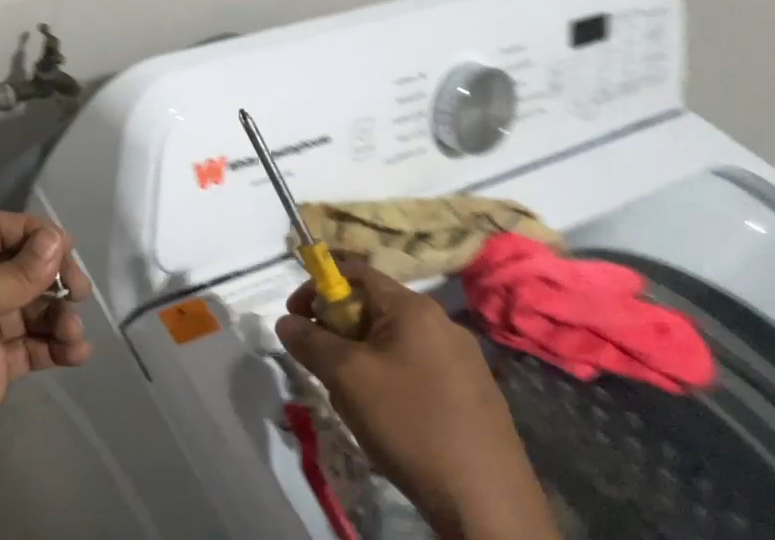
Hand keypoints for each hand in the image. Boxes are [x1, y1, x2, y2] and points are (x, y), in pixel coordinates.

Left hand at [0, 211, 91, 539]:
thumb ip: (13, 272)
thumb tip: (56, 239)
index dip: (33, 233)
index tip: (69, 250)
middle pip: (18, 264)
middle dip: (51, 275)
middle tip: (79, 294)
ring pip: (30, 306)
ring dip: (58, 315)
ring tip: (72, 337)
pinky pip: (32, 344)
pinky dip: (55, 346)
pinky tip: (75, 356)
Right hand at [277, 262, 558, 539]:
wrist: (487, 502)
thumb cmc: (409, 423)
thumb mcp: (345, 377)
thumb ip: (309, 341)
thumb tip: (287, 322)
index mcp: (414, 309)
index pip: (355, 273)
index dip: (317, 288)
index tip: (295, 318)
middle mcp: (443, 324)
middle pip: (374, 307)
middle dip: (337, 328)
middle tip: (319, 363)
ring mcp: (464, 360)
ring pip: (393, 341)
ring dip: (360, 356)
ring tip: (351, 396)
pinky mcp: (473, 393)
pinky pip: (416, 367)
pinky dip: (389, 377)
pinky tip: (387, 416)